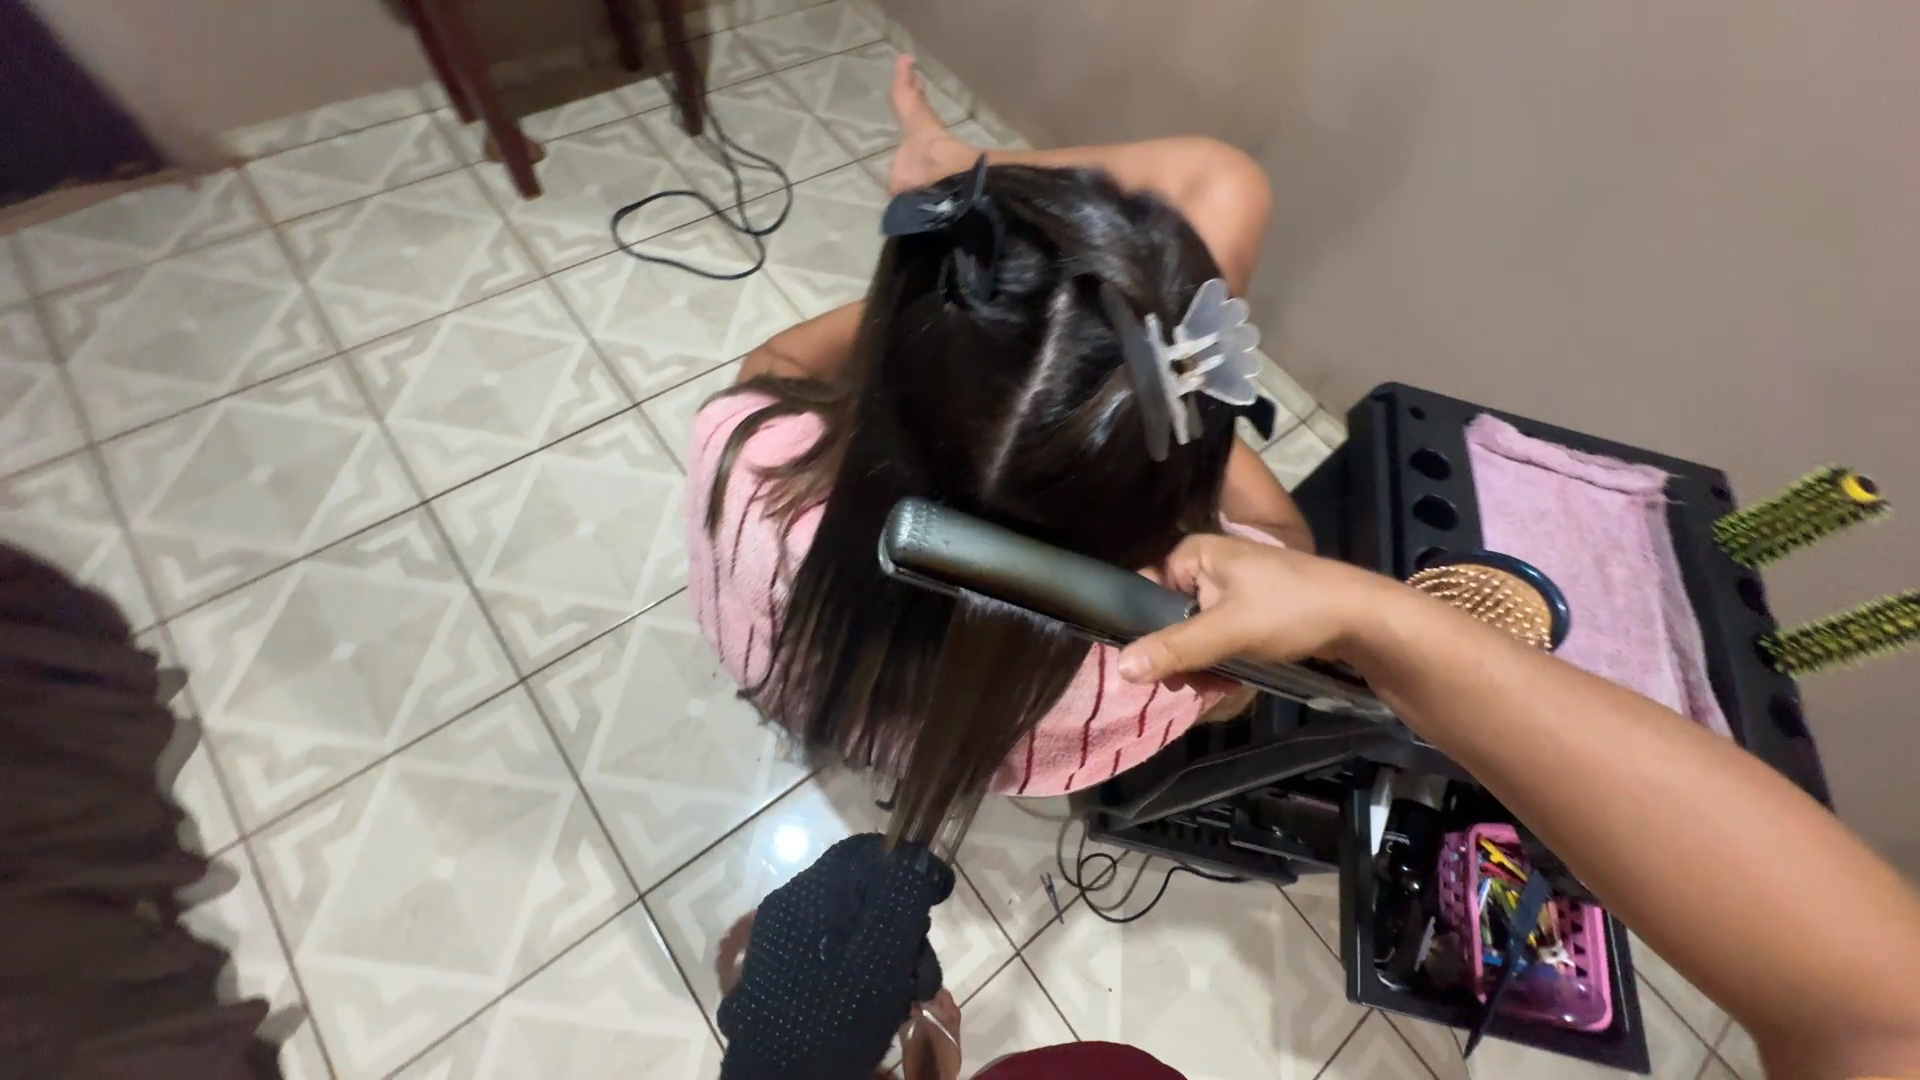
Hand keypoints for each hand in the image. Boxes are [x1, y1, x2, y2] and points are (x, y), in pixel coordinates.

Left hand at [716, 834, 953, 1077]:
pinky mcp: (785, 972)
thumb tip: (918, 852)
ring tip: (906, 1001)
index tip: (940, 897)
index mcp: (811, 893)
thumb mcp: (880, 959)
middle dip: (903, 927)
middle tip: (921, 971)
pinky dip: (864, 973)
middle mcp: (794, 906)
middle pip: (865, 892)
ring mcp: (786, 941)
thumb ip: (901, 897)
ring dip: (889, 957)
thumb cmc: (831, 1024)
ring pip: (856, 927)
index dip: (908, 865)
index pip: (867, 851)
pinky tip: (880, 1009)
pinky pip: (836, 953)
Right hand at [1119, 535, 1398, 683]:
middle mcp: (1207, 564)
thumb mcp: (1226, 631)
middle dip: (1177, 654)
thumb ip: (1173, 649)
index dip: (1142, 628)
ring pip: (1194, 630)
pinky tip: (1230, 681)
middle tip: (1190, 684)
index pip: (1145, 588)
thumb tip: (1120, 668)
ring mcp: (1230, 586)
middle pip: (1169, 615)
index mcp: (1194, 553)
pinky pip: (1217, 635)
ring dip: (1199, 663)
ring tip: (1215, 688)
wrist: (1363, 619)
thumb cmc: (1290, 610)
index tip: (1150, 665)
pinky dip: (1219, 659)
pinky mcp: (1250, 608)